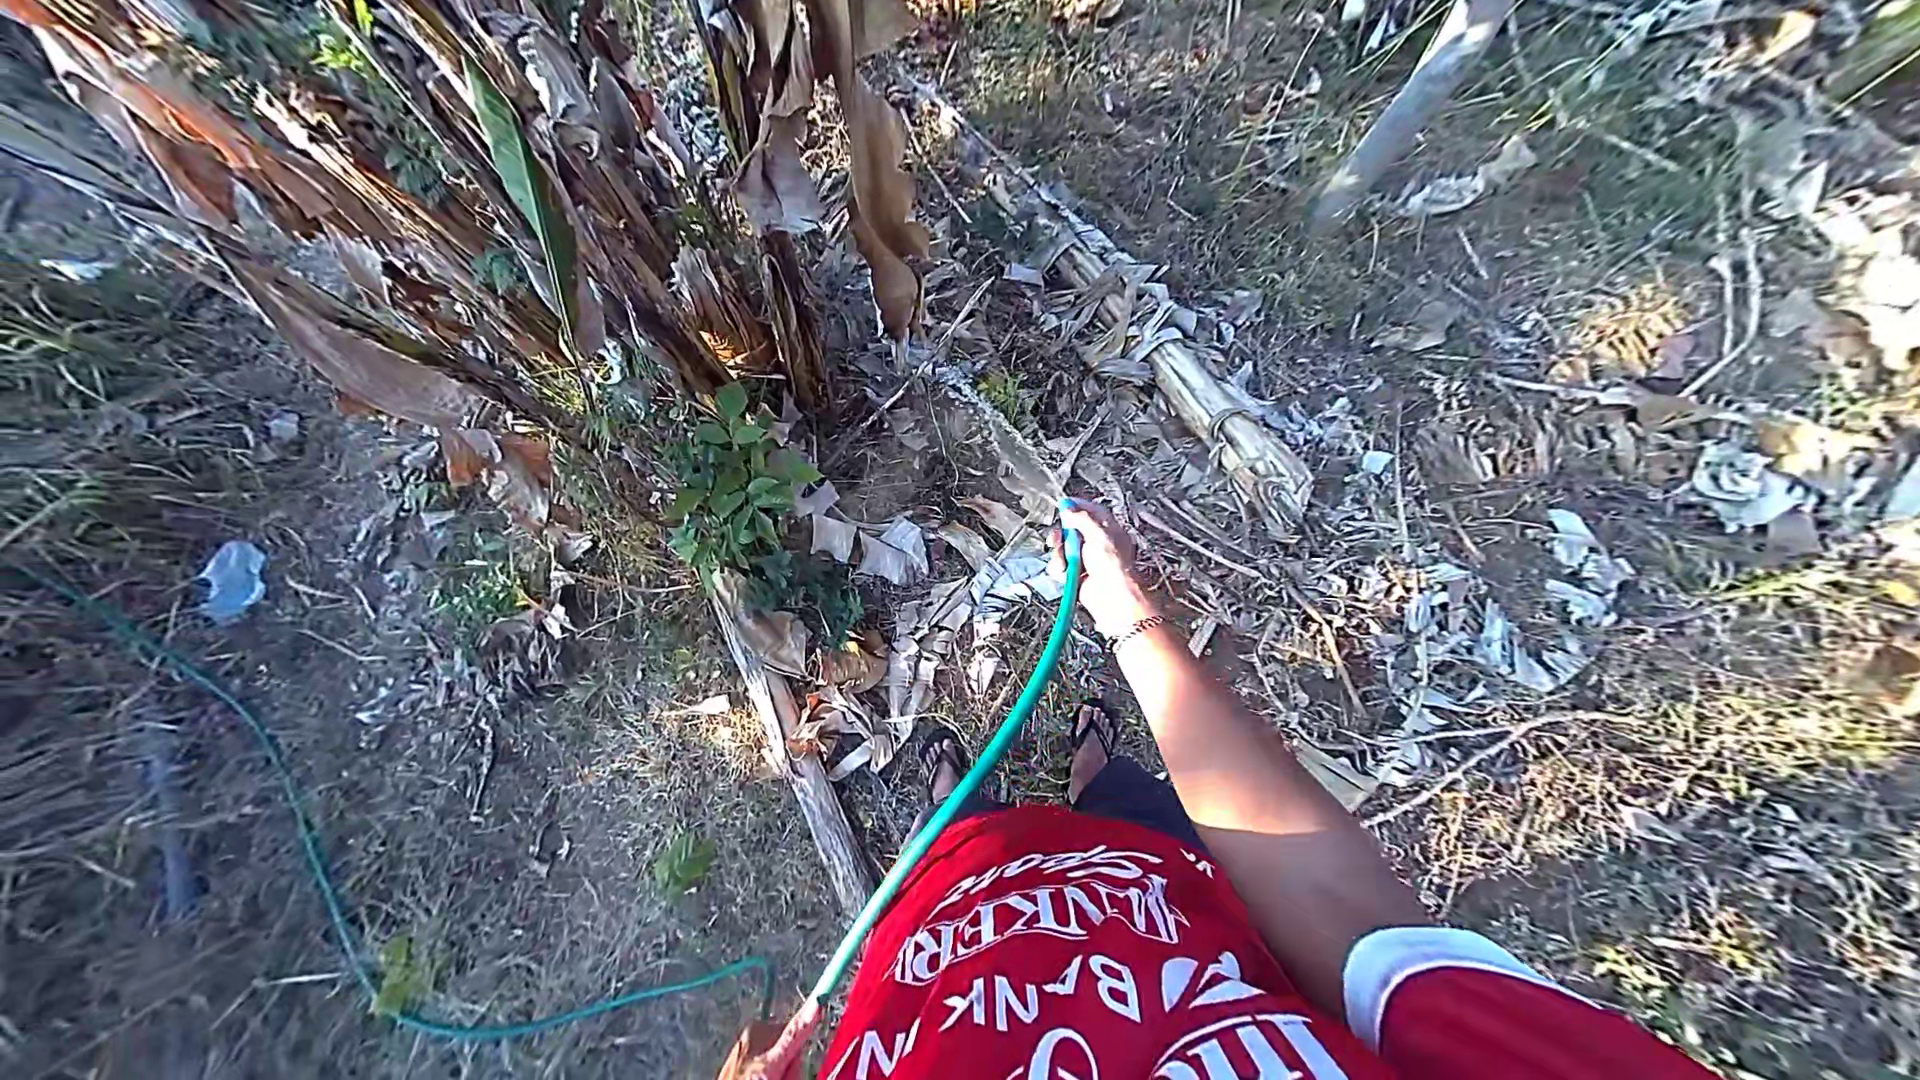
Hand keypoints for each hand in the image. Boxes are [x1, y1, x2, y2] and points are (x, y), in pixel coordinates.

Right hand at [1050, 498, 1158, 637]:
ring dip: (1059, 554)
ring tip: (1064, 560)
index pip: (1091, 512)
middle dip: (1062, 534)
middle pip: (1072, 531)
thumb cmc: (1115, 567)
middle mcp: (1097, 544)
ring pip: (1063, 549)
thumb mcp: (1098, 535)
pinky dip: (1059, 568)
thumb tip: (1069, 509)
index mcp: (1108, 530)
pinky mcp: (1076, 574)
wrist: (1112, 598)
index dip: (1076, 507)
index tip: (1063, 505)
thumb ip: (1081, 519)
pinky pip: (1060, 566)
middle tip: (1058, 538)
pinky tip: (1064, 571)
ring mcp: (1086, 560)